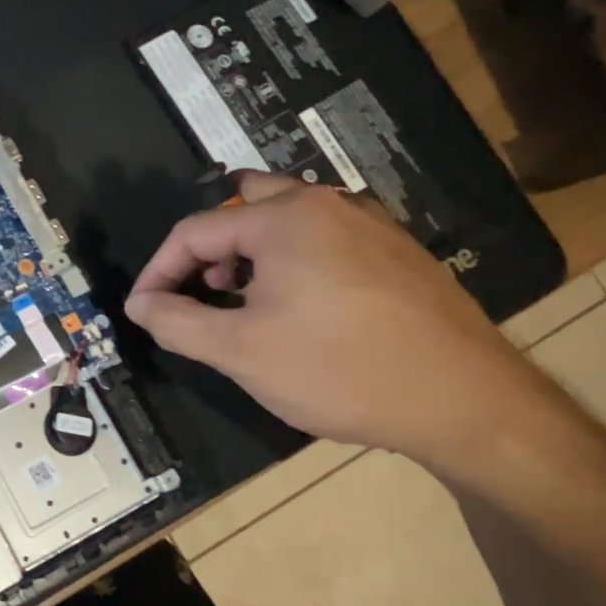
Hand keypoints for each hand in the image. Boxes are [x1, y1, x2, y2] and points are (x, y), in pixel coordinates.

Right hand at [123, 171, 550, 463]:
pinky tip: (300, 311)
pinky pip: (326, 239)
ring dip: (250, 252)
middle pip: (244, 204)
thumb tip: (139, 304)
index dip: (158, 271)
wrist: (465, 401)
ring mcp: (372, 225)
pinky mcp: (399, 253)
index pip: (194, 230)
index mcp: (285, 218)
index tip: (144, 311)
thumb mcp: (239, 352)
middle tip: (201, 290)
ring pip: (287, 220)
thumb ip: (176, 322)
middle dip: (208, 247)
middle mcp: (329, 205)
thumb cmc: (339, 370)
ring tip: (243, 304)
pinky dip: (293, 261)